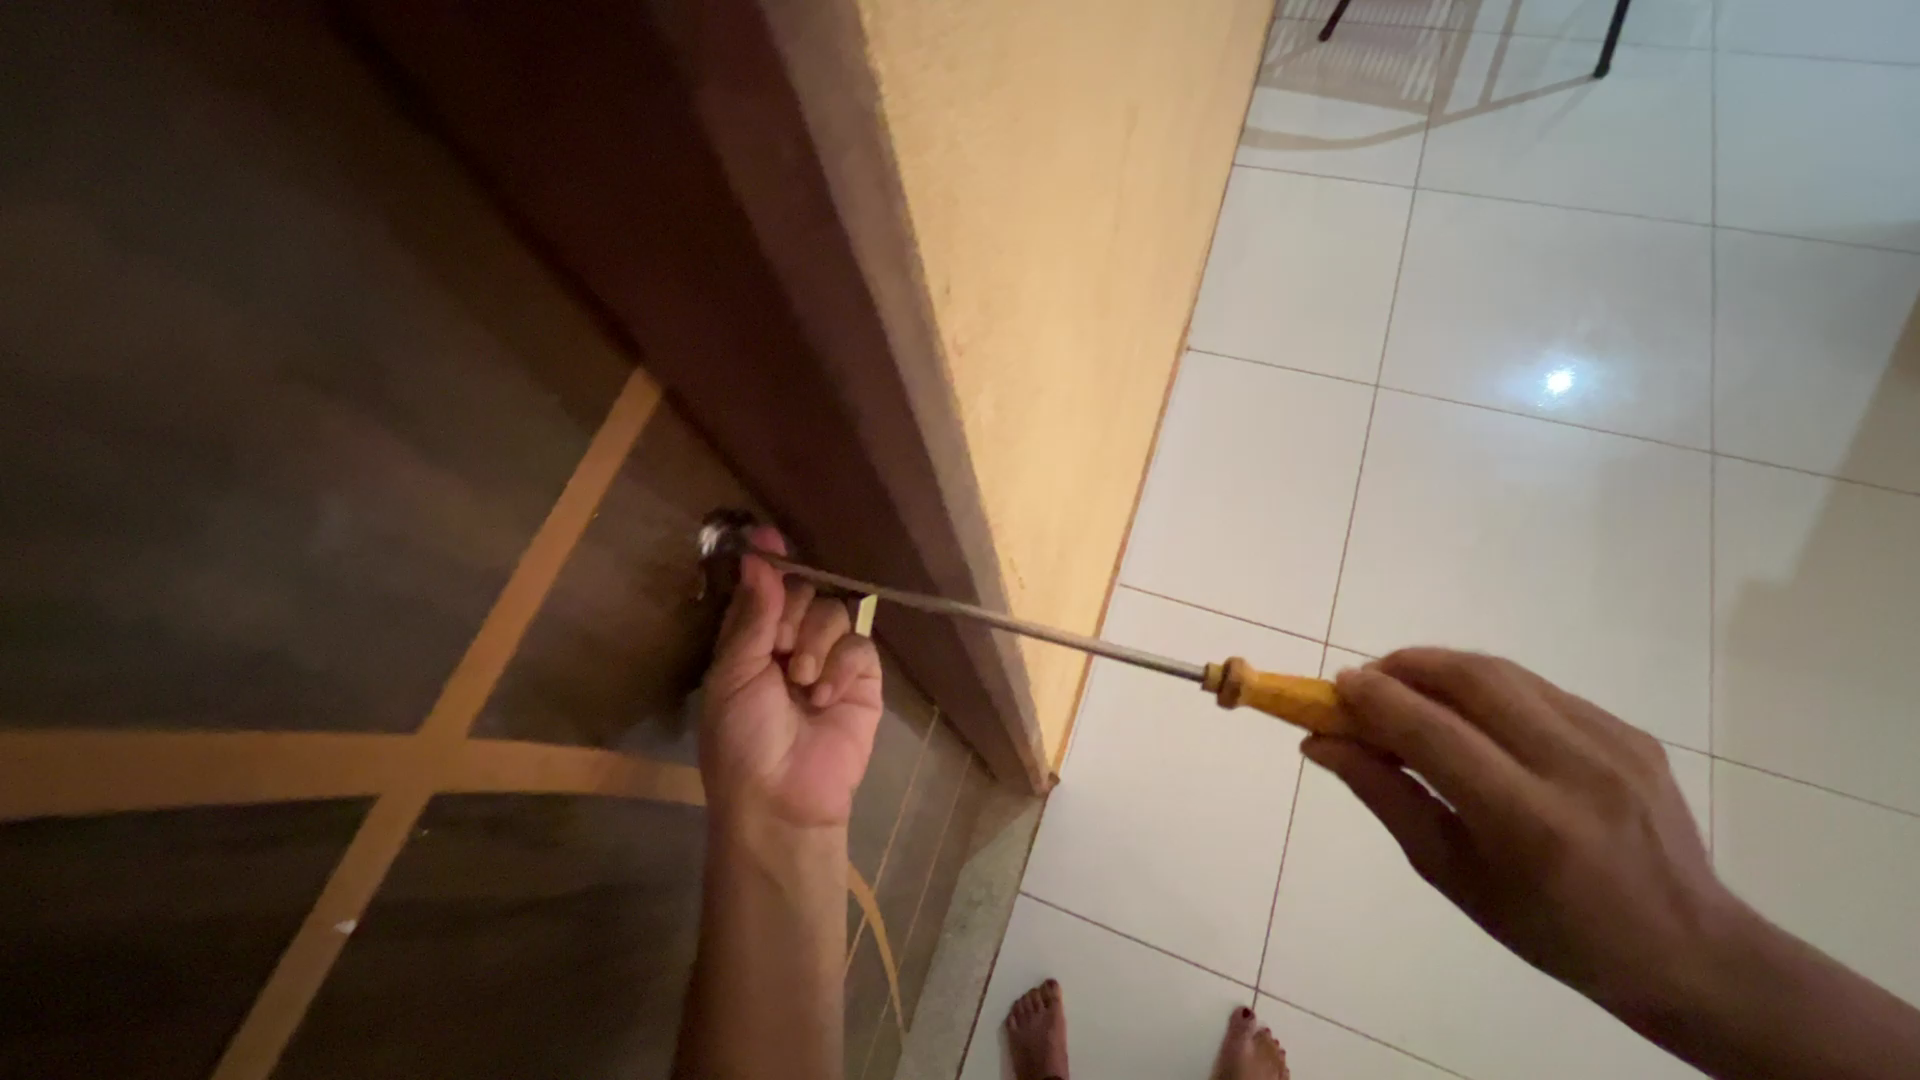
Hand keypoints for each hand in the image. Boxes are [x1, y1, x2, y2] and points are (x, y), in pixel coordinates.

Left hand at [700, 527, 882, 827]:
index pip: (763, 587)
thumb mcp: (733, 675)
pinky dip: (839, 666)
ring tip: (801, 683)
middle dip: (791, 612)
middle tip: (778, 648)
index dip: (766, 563)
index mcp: (751, 639)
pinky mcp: (861, 678)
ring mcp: (829, 658)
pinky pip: (859, 645)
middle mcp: (790, 642)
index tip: (768, 537)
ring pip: (834, 611)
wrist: (783, 796)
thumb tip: (758, 557)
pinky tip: (824, 696)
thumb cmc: (742, 739)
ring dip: (814, 643)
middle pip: (804, 590)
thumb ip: (753, 615)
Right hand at [1306, 649, 1739, 1018]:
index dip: (1376, 699)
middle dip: (1405, 666)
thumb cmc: (1549, 927)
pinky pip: (1540, 690)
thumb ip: (1385, 797)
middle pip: (1473, 679)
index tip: (1335, 687)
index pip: (1433, 732)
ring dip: (1441, 669)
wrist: (1688, 948)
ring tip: (1409, 692)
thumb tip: (1320, 743)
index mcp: (1528, 821)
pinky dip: (1487, 690)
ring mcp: (1613, 744)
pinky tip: (1473, 720)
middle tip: (1367, 683)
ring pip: (1504, 673)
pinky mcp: (1632, 732)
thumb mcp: (1450, 873)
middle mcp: (1576, 769)